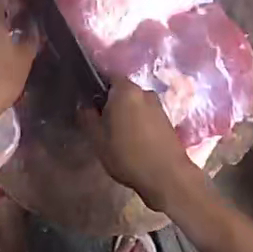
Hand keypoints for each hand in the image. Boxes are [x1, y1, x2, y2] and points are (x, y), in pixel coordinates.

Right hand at [82, 81, 207, 214]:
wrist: (167, 175)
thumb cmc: (128, 155)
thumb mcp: (98, 140)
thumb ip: (88, 118)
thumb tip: (85, 106)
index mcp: (126, 91)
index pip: (109, 77)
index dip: (97, 87)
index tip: (90, 103)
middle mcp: (145, 92)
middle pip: (123, 91)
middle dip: (112, 103)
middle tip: (101, 123)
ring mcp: (159, 105)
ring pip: (135, 104)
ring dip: (126, 114)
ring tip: (117, 135)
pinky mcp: (167, 119)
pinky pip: (146, 114)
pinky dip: (138, 122)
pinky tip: (133, 140)